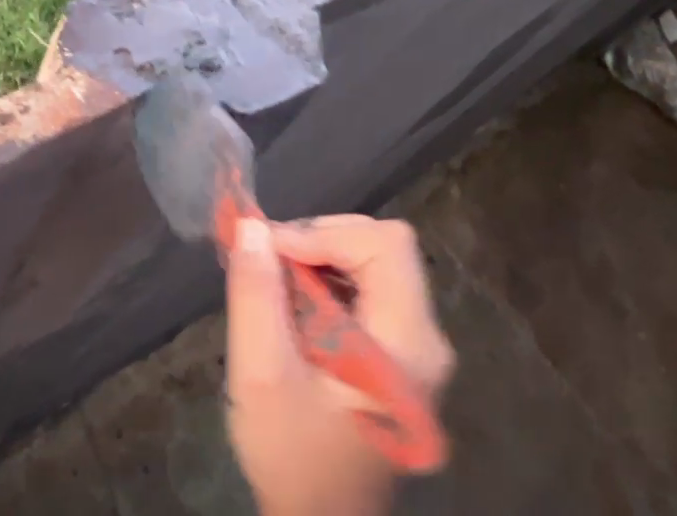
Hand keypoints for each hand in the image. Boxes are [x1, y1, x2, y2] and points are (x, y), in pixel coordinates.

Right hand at [226, 216, 453, 515]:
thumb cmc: (291, 453)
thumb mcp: (260, 373)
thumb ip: (256, 294)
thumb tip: (250, 225)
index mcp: (406, 345)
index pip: (383, 244)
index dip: (321, 232)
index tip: (266, 249)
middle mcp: (426, 340)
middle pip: (381, 248)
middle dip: (316, 240)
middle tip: (263, 261)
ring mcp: (417, 348)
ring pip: (373, 264)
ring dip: (317, 258)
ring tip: (270, 282)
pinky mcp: (400, 356)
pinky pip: (368, 290)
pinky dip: (325, 280)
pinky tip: (290, 305)